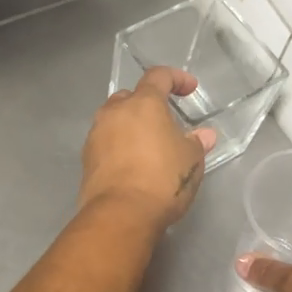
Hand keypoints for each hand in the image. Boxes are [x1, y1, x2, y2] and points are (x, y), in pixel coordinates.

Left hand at [79, 66, 215, 227]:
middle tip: (164, 122)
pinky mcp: (86, 160)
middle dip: (148, 104)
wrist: (120, 215)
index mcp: (143, 103)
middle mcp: (114, 113)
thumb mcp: (190, 161)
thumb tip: (204, 136)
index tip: (189, 89)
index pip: (159, 77)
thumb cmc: (162, 180)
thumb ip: (196, 143)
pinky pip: (105, 143)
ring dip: (130, 127)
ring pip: (114, 120)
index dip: (176, 79)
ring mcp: (96, 136)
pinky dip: (118, 147)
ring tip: (147, 145)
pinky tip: (132, 164)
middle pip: (130, 97)